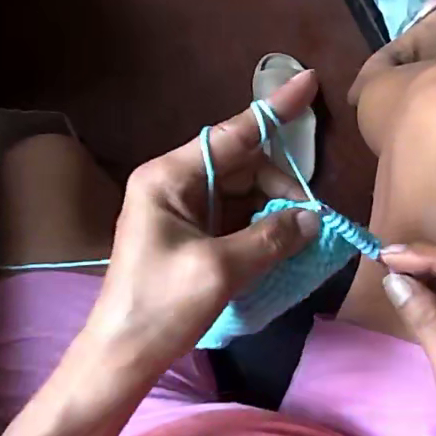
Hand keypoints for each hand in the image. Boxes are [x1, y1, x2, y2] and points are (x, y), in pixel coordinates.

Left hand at [74, 70, 322, 388]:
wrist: (121, 355)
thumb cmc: (160, 306)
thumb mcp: (220, 270)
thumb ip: (270, 237)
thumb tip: (313, 218)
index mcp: (168, 177)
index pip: (231, 134)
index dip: (274, 110)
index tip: (308, 81)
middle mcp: (173, 183)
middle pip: (240, 164)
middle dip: (280, 183)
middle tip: (313, 214)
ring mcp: (180, 209)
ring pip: (241, 191)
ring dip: (274, 206)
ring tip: (303, 231)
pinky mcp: (188, 234)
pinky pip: (234, 216)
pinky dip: (260, 225)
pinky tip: (282, 239)